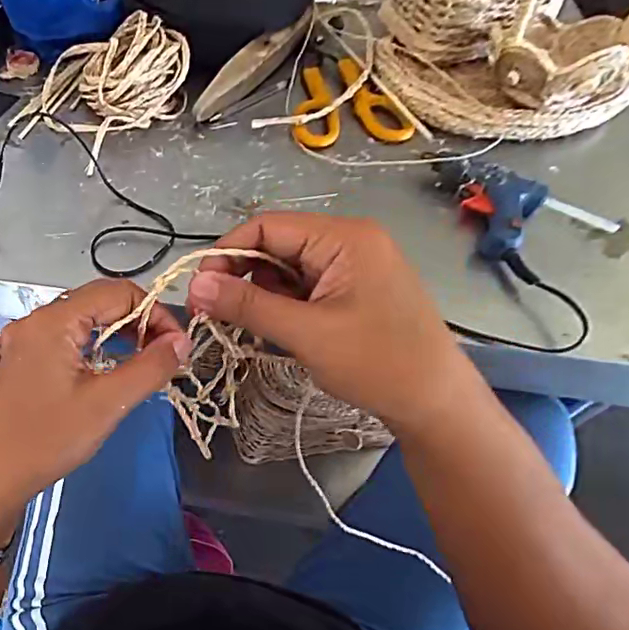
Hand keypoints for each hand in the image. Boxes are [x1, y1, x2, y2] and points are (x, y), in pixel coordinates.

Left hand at [0, 281, 189, 548]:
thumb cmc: (47, 439)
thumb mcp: (108, 403)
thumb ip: (150, 367)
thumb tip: (183, 342)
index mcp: (54, 320)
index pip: (118, 292)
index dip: (155, 312)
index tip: (177, 345)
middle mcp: (37, 320)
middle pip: (101, 301)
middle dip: (140, 322)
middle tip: (166, 354)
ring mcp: (27, 339)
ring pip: (86, 320)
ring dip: (120, 335)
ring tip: (146, 362)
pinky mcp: (25, 359)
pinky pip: (70, 339)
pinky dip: (98, 348)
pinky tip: (113, 370)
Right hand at [187, 213, 478, 428]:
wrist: (434, 403)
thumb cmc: (376, 362)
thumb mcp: (306, 333)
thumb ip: (248, 305)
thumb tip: (194, 284)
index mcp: (344, 237)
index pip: (267, 226)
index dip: (227, 254)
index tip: (200, 291)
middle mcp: (349, 242)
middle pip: (276, 246)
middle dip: (243, 279)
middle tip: (217, 316)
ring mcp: (353, 268)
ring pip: (287, 271)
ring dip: (263, 297)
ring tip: (255, 331)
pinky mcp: (353, 292)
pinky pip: (305, 289)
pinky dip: (284, 309)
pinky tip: (279, 334)